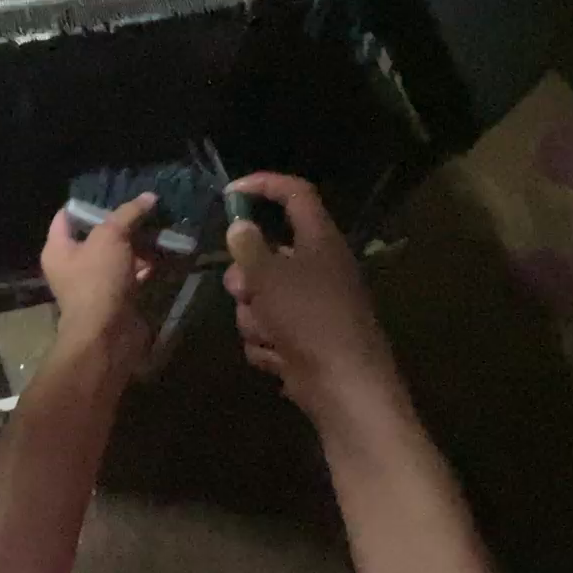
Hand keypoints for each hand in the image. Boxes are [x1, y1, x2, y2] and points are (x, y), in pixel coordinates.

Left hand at [41, 194, 157, 356]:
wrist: (108, 335)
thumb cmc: (97, 280)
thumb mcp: (110, 237)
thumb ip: (127, 214)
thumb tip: (148, 197)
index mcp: (58, 249)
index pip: (67, 215)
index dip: (88, 201)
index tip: (114, 189)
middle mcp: (73, 265)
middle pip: (98, 234)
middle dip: (123, 221)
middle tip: (147, 205)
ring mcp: (96, 282)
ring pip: (119, 254)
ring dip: (140, 242)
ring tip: (164, 222)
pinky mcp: (118, 297)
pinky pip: (134, 273)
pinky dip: (149, 264)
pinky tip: (168, 249)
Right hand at [223, 173, 402, 425]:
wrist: (344, 386)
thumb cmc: (310, 321)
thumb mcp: (270, 278)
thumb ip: (248, 248)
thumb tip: (239, 226)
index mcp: (319, 242)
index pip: (295, 196)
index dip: (263, 186)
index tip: (228, 193)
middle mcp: (317, 269)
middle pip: (265, 255)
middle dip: (245, 277)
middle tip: (243, 291)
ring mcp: (310, 306)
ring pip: (260, 298)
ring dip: (254, 318)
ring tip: (269, 334)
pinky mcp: (302, 339)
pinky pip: (267, 330)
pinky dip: (266, 345)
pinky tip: (277, 357)